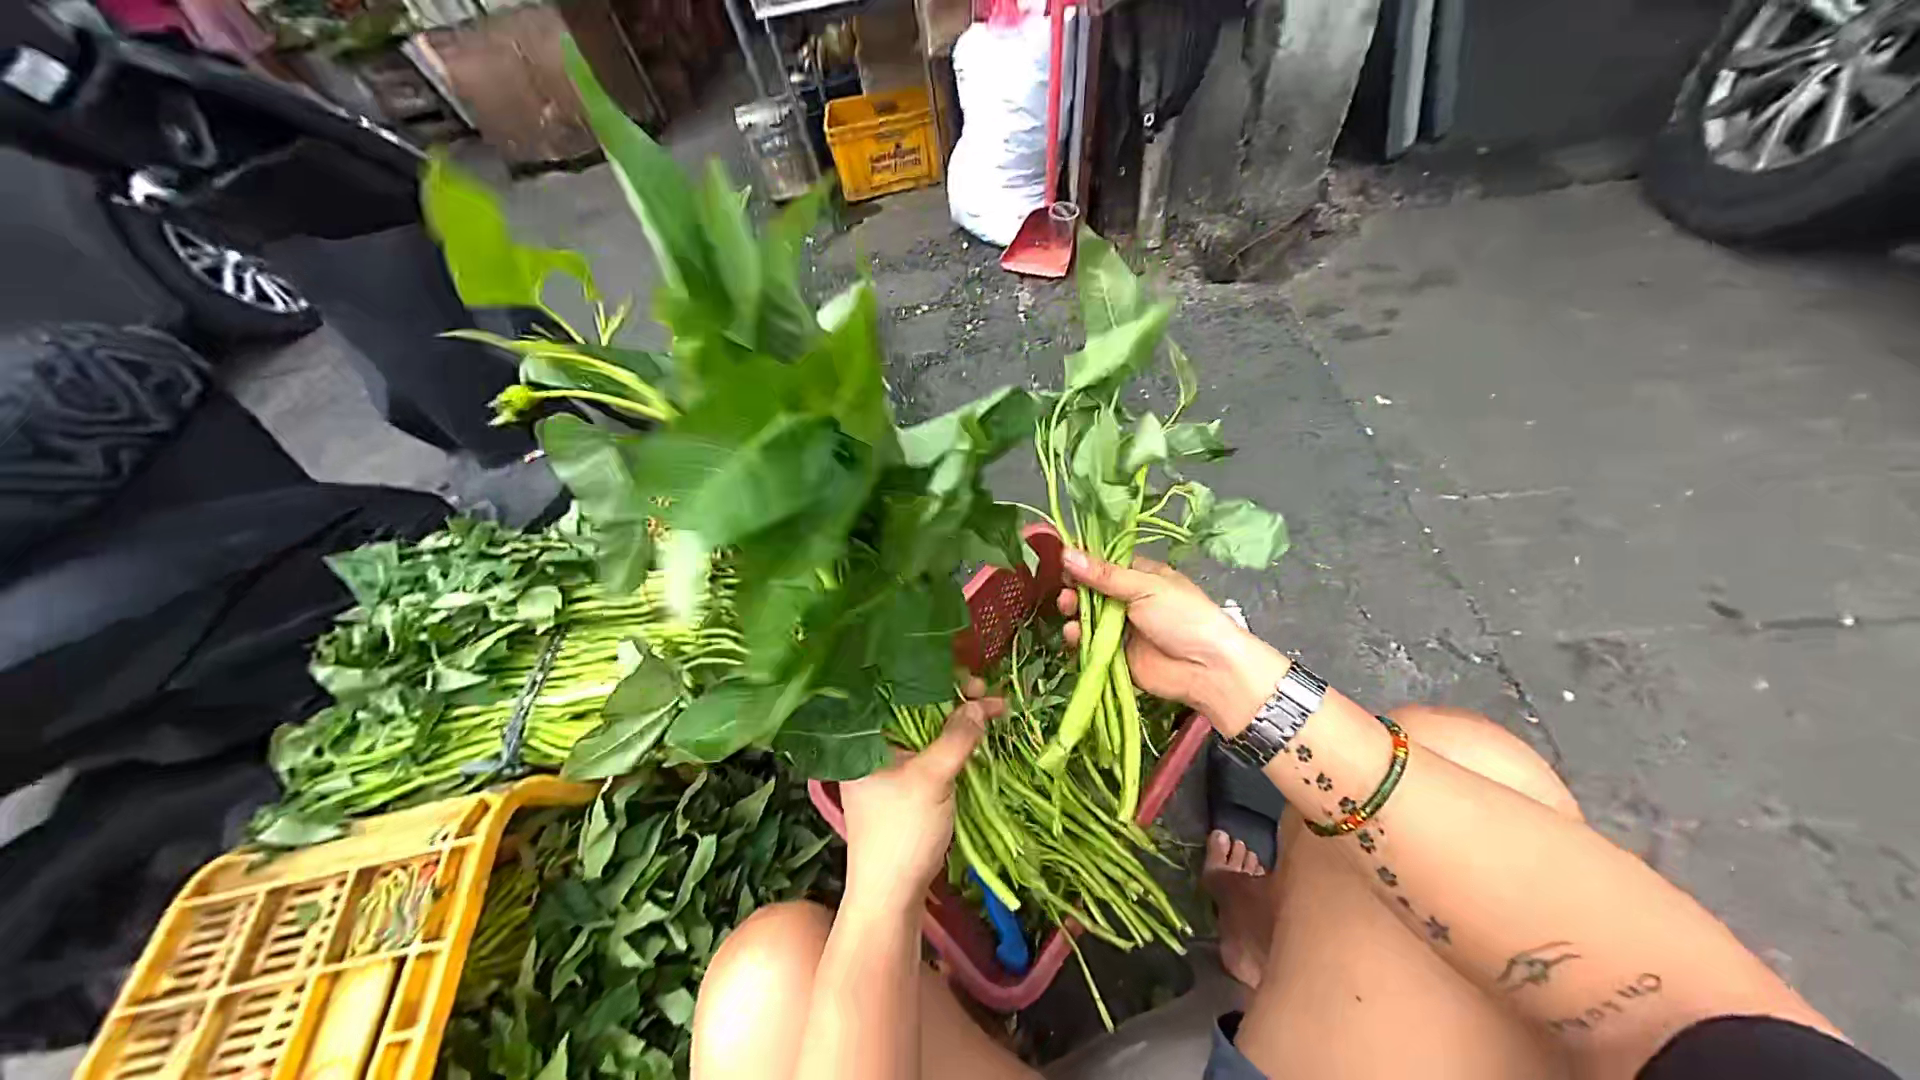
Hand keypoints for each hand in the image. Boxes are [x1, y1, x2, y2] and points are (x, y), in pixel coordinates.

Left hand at [838, 678, 1004, 914]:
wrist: (891, 897)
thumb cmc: (901, 833)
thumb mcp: (932, 779)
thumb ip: (956, 738)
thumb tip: (980, 704)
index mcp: (865, 738)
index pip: (896, 691)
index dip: (934, 679)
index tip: (968, 678)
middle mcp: (874, 746)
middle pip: (915, 708)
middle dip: (952, 698)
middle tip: (985, 693)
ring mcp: (890, 765)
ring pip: (926, 730)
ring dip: (958, 719)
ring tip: (991, 708)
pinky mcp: (906, 783)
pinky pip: (931, 750)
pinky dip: (954, 741)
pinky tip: (977, 733)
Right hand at [1059, 549, 1287, 732]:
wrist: (1207, 669)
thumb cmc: (1184, 617)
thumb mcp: (1145, 587)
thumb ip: (1103, 575)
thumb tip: (1067, 554)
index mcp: (1139, 576)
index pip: (1102, 565)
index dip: (1081, 563)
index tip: (1060, 562)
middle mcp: (1127, 600)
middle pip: (1089, 591)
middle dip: (1074, 590)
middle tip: (1066, 592)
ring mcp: (1119, 628)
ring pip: (1085, 617)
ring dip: (1073, 612)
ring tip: (1068, 609)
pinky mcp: (1113, 655)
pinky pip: (1087, 644)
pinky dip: (1076, 639)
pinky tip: (1073, 635)